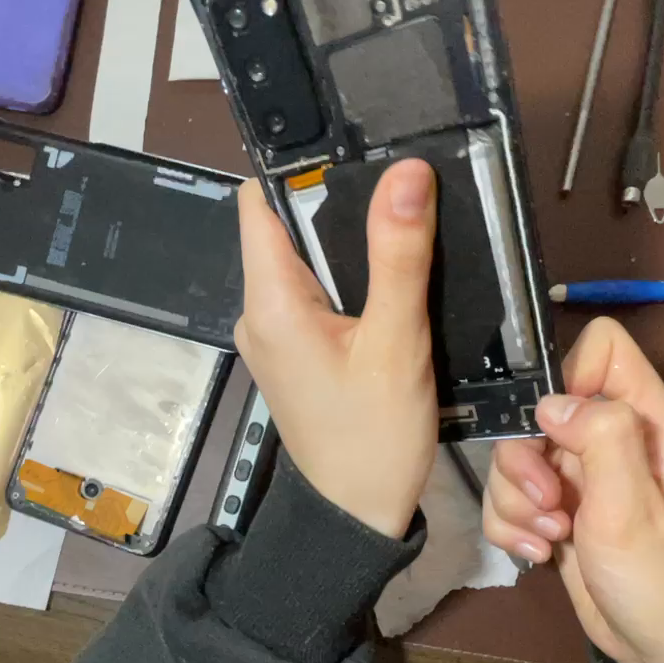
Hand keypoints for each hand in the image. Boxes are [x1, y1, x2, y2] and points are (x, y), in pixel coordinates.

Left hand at [234, 160, 439, 538]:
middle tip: (401, 191)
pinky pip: (313, 299)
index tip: (354, 149)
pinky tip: (387, 285)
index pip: (260, 202)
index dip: (299, 169)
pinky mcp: (292, 356)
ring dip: (347, 247)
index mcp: (269, 301)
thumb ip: (398, 256)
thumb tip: (405, 173)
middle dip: (336, 207)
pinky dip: (347, 284)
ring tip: (403, 233)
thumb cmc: (373, 438)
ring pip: (304, 265)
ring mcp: (272, 337)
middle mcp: (257, 313)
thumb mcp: (396, 342)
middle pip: (286, 229)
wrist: (357, 513)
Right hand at [482, 318, 663, 662]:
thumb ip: (600, 440)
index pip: (603, 349)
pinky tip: (540, 553)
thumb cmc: (661, 580)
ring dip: (517, 501)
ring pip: (512, 459)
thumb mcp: (633, 510)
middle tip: (550, 502)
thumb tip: (551, 403)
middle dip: (526, 460)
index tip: (555, 428)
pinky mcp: (552, 511)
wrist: (659, 653)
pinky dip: (512, 527)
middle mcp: (608, 440)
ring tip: (550, 537)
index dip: (570, 377)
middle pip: (537, 410)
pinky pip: (506, 499)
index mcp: (646, 422)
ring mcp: (577, 477)